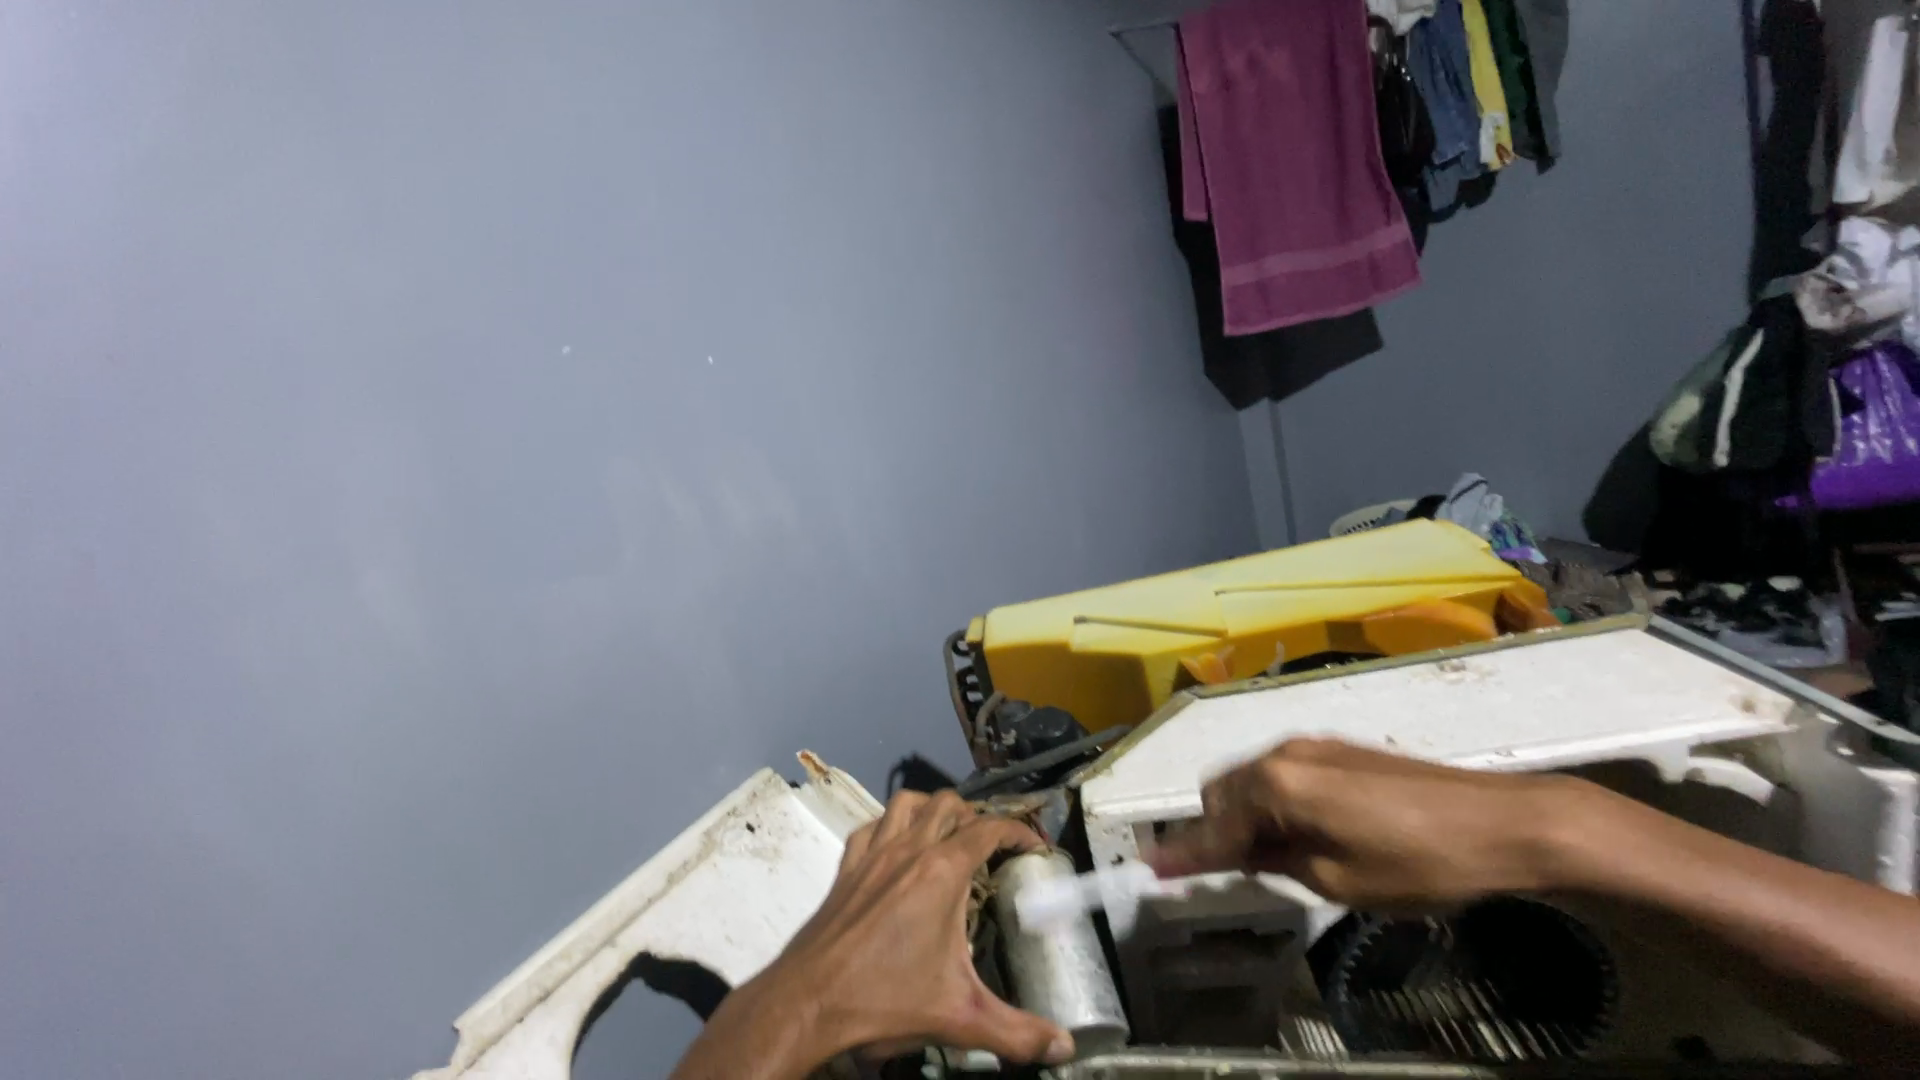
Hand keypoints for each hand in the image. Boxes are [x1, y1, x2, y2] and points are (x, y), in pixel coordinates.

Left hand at [671, 790, 1074, 1079]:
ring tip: (948, 833)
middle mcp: (909, 849)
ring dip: (933, 809)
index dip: (1017, 830)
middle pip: (949, 805)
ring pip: (908, 803)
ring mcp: (873, 854)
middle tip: (992, 844)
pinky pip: (872, 826)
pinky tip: (897, 848)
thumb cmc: (885, 1000)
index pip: (989, 830)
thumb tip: (1064, 1047)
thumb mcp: (960, 1018)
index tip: (1034, 845)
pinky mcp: (847, 866)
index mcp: (942, 872)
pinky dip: (890, 825)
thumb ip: (1017, 1032)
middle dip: (976, 816)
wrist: (809, 1000)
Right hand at [1147, 738, 1590, 908]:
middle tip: (1234, 872)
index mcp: (1277, 783)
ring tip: (1275, 857)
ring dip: (1247, 815)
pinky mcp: (1339, 750)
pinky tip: (1304, 830)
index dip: (1185, 852)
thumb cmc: (1418, 862)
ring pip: (1252, 779)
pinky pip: (1282, 773)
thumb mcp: (1339, 880)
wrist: (1504, 822)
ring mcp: (1313, 745)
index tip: (1151, 867)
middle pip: (1223, 791)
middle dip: (1218, 830)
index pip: (1216, 825)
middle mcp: (1284, 752)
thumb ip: (1276, 860)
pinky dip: (1274, 802)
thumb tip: (1240, 852)